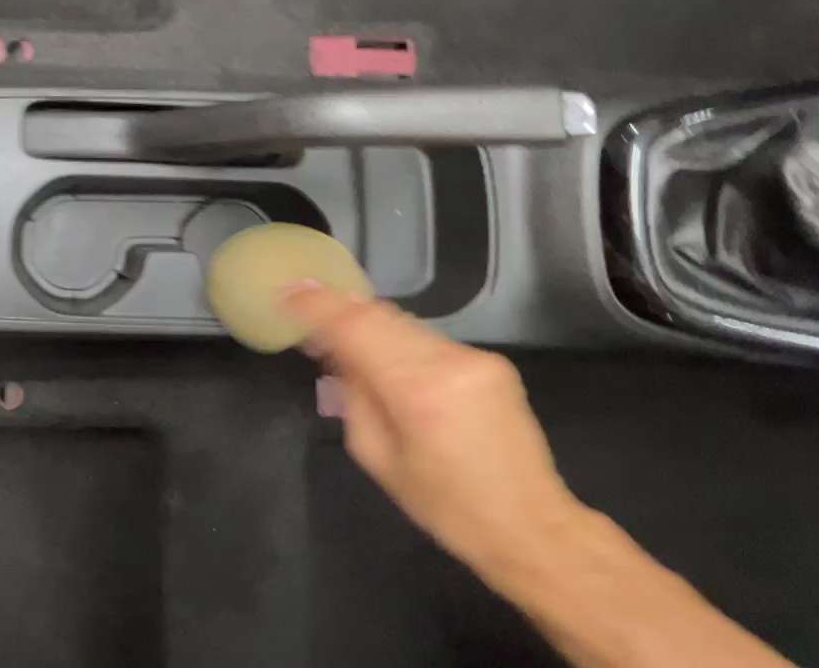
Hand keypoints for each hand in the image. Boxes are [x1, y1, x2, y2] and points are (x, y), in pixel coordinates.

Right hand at [284, 287, 583, 567]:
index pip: (355, 326)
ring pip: (404, 323)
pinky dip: (400, 341)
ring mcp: (474, 357)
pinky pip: (429, 339)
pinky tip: (389, 360)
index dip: (316, 305)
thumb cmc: (446, 507)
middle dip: (338, 310)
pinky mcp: (491, 362)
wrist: (532, 526)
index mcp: (416, 391)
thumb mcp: (379, 459)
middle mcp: (448, 361)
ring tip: (343, 339)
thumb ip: (353, 398)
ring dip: (369, 325)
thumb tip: (335, 355)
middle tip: (307, 314)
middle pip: (378, 315)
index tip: (286, 293)